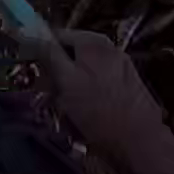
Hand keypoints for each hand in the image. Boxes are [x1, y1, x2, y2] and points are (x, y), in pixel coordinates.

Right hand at [39, 29, 173, 168]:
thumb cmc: (99, 111)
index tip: (35, 75)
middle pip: (72, 53)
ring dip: (73, 87)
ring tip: (72, 112)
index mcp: (92, 40)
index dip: (42, 53)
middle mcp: (108, 45)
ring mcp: (121, 64)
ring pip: (85, 70)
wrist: (142, 142)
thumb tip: (31, 32)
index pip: (57, 36)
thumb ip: (49, 55)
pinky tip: (90, 116)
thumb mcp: (67, 82)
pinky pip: (100, 82)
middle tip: (54, 99)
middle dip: (60, 74)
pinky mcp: (129, 83)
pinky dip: (90, 94)